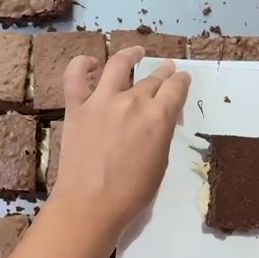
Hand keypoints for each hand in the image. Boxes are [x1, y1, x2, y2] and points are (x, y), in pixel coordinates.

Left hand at [48, 47, 190, 239]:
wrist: (89, 205)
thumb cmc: (131, 194)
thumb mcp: (160, 163)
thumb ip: (161, 134)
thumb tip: (159, 119)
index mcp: (158, 117)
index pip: (176, 87)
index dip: (182, 81)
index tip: (182, 79)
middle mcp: (132, 101)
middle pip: (152, 78)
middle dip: (163, 73)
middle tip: (166, 70)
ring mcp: (101, 100)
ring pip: (118, 65)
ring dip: (130, 54)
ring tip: (136, 52)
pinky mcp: (76, 107)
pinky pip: (76, 76)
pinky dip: (83, 65)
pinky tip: (91, 63)